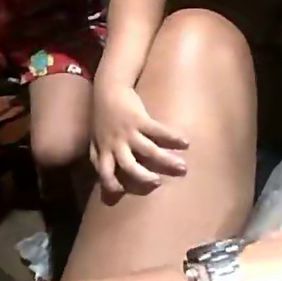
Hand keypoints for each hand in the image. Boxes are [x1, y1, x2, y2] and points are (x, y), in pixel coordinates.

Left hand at [89, 83, 187, 198]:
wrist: (108, 89)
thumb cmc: (102, 116)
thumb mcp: (95, 138)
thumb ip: (99, 156)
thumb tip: (105, 175)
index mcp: (104, 150)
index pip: (104, 173)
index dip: (111, 184)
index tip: (122, 191)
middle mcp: (116, 143)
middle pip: (128, 166)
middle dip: (144, 177)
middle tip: (158, 182)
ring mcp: (128, 131)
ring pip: (148, 150)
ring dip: (166, 160)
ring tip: (182, 167)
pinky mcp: (140, 119)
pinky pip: (158, 131)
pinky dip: (172, 137)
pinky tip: (186, 143)